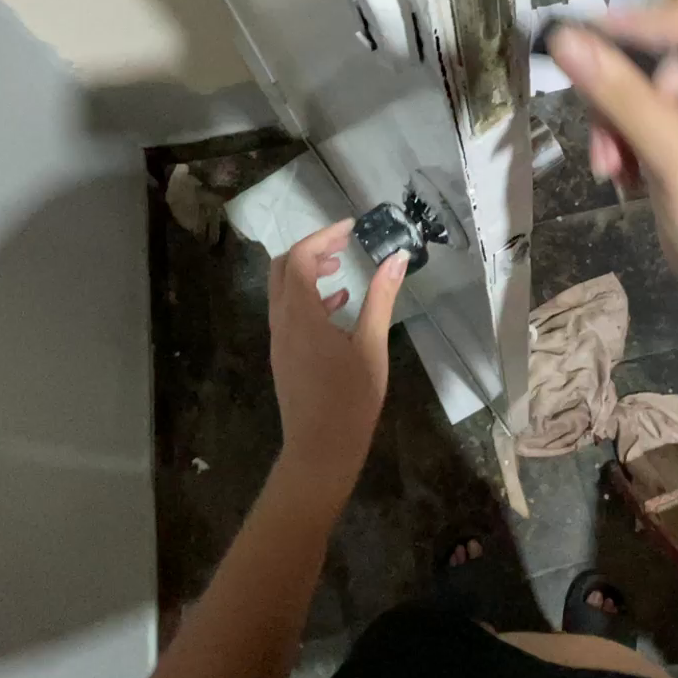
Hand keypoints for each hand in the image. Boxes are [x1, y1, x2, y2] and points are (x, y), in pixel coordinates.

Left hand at [267, 219, 409, 496]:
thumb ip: (382, 297)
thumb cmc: (351, 398)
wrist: (320, 450)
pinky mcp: (284, 354)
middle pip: (284, 267)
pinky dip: (309, 296)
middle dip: (313, 248)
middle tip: (346, 242)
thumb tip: (398, 258)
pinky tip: (340, 304)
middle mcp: (282, 321)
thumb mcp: (372, 345)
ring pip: (283, 289)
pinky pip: (289, 311)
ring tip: (343, 266)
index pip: (303, 257)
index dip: (325, 236)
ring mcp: (279, 339)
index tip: (352, 227)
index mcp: (301, 315)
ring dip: (309, 270)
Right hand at [548, 0, 677, 327]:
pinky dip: (634, 133)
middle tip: (614, 134)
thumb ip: (620, 95)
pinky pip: (657, 105)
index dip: (648, 20)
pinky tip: (625, 171)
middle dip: (636, 90)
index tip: (589, 37)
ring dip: (625, 118)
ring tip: (613, 165)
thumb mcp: (674, 159)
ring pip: (659, 76)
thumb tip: (564, 39)